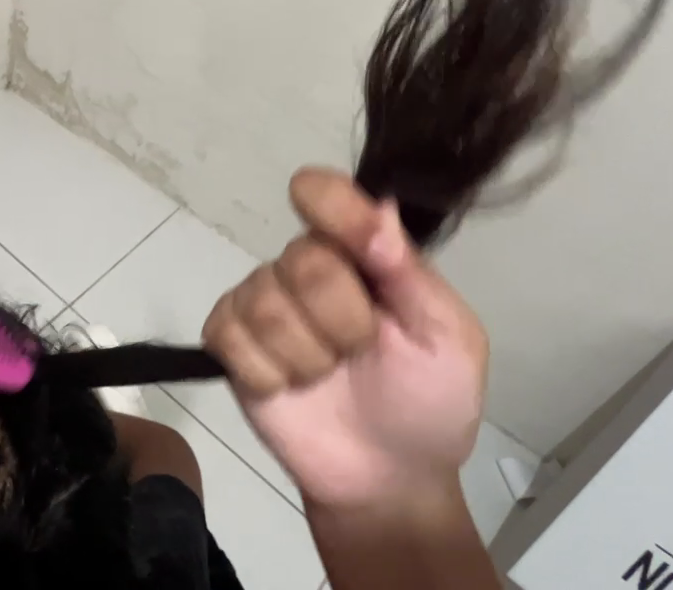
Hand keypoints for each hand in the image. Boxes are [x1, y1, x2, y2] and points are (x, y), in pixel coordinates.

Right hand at [201, 169, 487, 510]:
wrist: (383, 476)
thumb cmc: (427, 402)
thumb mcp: (446, 340)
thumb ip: (410, 275)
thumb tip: (381, 209)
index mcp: (358, 255)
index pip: (326, 196)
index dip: (330, 204)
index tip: (350, 235)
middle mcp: (302, 267)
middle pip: (302, 262)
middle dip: (341, 321)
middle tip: (361, 353)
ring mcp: (258, 300)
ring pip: (265, 305)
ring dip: (306, 357)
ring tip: (324, 377)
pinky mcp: (226, 338)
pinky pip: (230, 337)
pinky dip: (266, 373)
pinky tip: (286, 387)